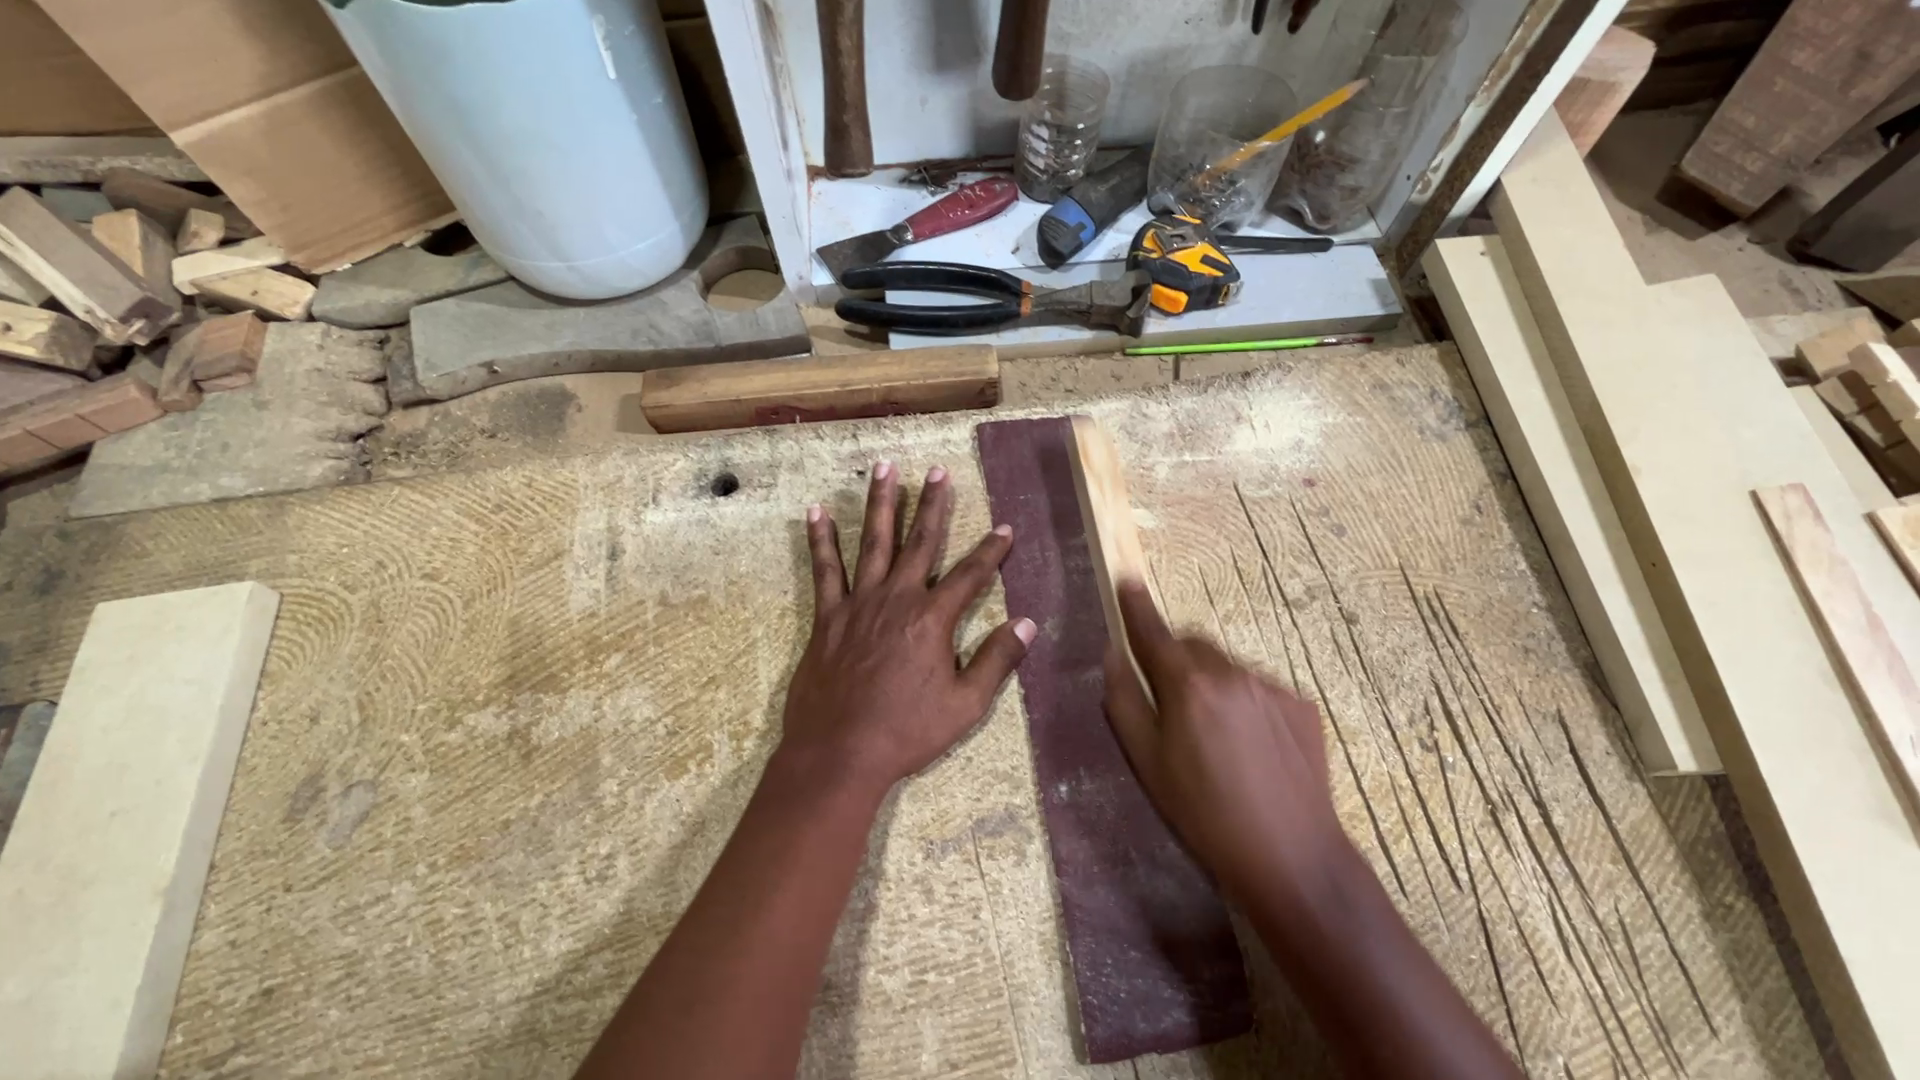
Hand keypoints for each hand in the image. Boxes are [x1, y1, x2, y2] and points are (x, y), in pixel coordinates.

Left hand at [778, 461, 1035, 798]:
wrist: (839, 752)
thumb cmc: (906, 732)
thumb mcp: (965, 704)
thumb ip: (996, 660)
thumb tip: (1027, 624)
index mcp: (932, 620)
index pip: (970, 575)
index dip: (991, 551)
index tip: (1005, 527)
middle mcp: (896, 600)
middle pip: (920, 542)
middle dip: (933, 505)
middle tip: (939, 470)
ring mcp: (858, 604)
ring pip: (873, 542)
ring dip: (881, 503)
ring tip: (885, 468)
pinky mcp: (827, 617)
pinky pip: (824, 569)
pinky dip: (821, 539)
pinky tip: (816, 511)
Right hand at [1103, 580, 1348, 905]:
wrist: (1290, 854)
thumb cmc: (1203, 813)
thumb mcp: (1146, 763)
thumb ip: (1123, 701)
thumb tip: (1112, 655)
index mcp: (1188, 685)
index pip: (1154, 632)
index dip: (1136, 606)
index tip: (1127, 579)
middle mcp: (1232, 673)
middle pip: (1193, 646)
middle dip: (1176, 661)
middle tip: (1171, 707)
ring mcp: (1273, 686)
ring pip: (1227, 667)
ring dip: (1211, 685)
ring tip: (1216, 740)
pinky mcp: (1302, 705)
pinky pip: (1259, 688)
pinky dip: (1244, 703)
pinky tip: (1249, 749)